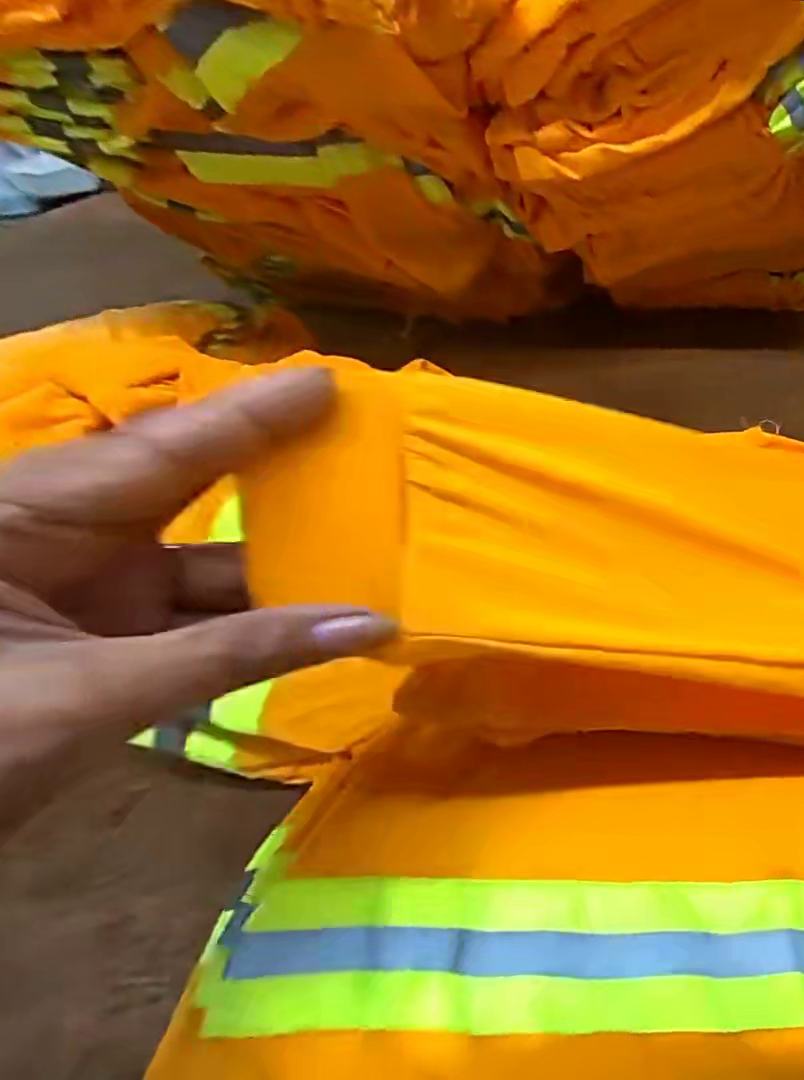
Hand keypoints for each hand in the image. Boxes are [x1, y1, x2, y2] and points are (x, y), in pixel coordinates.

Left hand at [0, 369, 393, 820]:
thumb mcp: (82, 697)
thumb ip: (238, 655)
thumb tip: (375, 626)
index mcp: (13, 522)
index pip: (157, 455)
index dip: (248, 417)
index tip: (328, 381)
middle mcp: (53, 545)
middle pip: (193, 499)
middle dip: (280, 476)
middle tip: (367, 447)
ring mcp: (84, 597)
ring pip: (213, 570)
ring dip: (293, 572)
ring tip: (382, 549)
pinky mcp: (108, 643)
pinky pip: (210, 619)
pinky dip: (273, 625)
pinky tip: (339, 619)